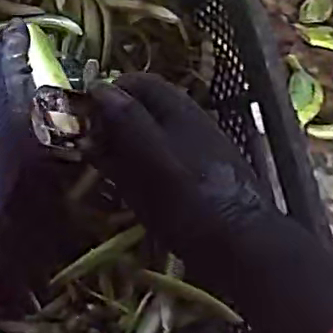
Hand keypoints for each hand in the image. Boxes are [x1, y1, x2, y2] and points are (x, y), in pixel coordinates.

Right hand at [87, 73, 332, 332]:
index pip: (136, 83)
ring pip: (151, 136)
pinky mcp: (203, 178)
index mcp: (178, 110)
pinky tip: (135, 189)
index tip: (86, 119)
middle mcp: (190, 123)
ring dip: (125, 146)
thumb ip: (127, 120)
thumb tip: (99, 87)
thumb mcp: (152, 156)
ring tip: (108, 170)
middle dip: (114, 123)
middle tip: (92, 148)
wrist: (246, 250)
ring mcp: (199, 150)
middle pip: (143, 109)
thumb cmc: (192, 200)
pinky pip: (163, 160)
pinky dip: (142, 167)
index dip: (108, 94)